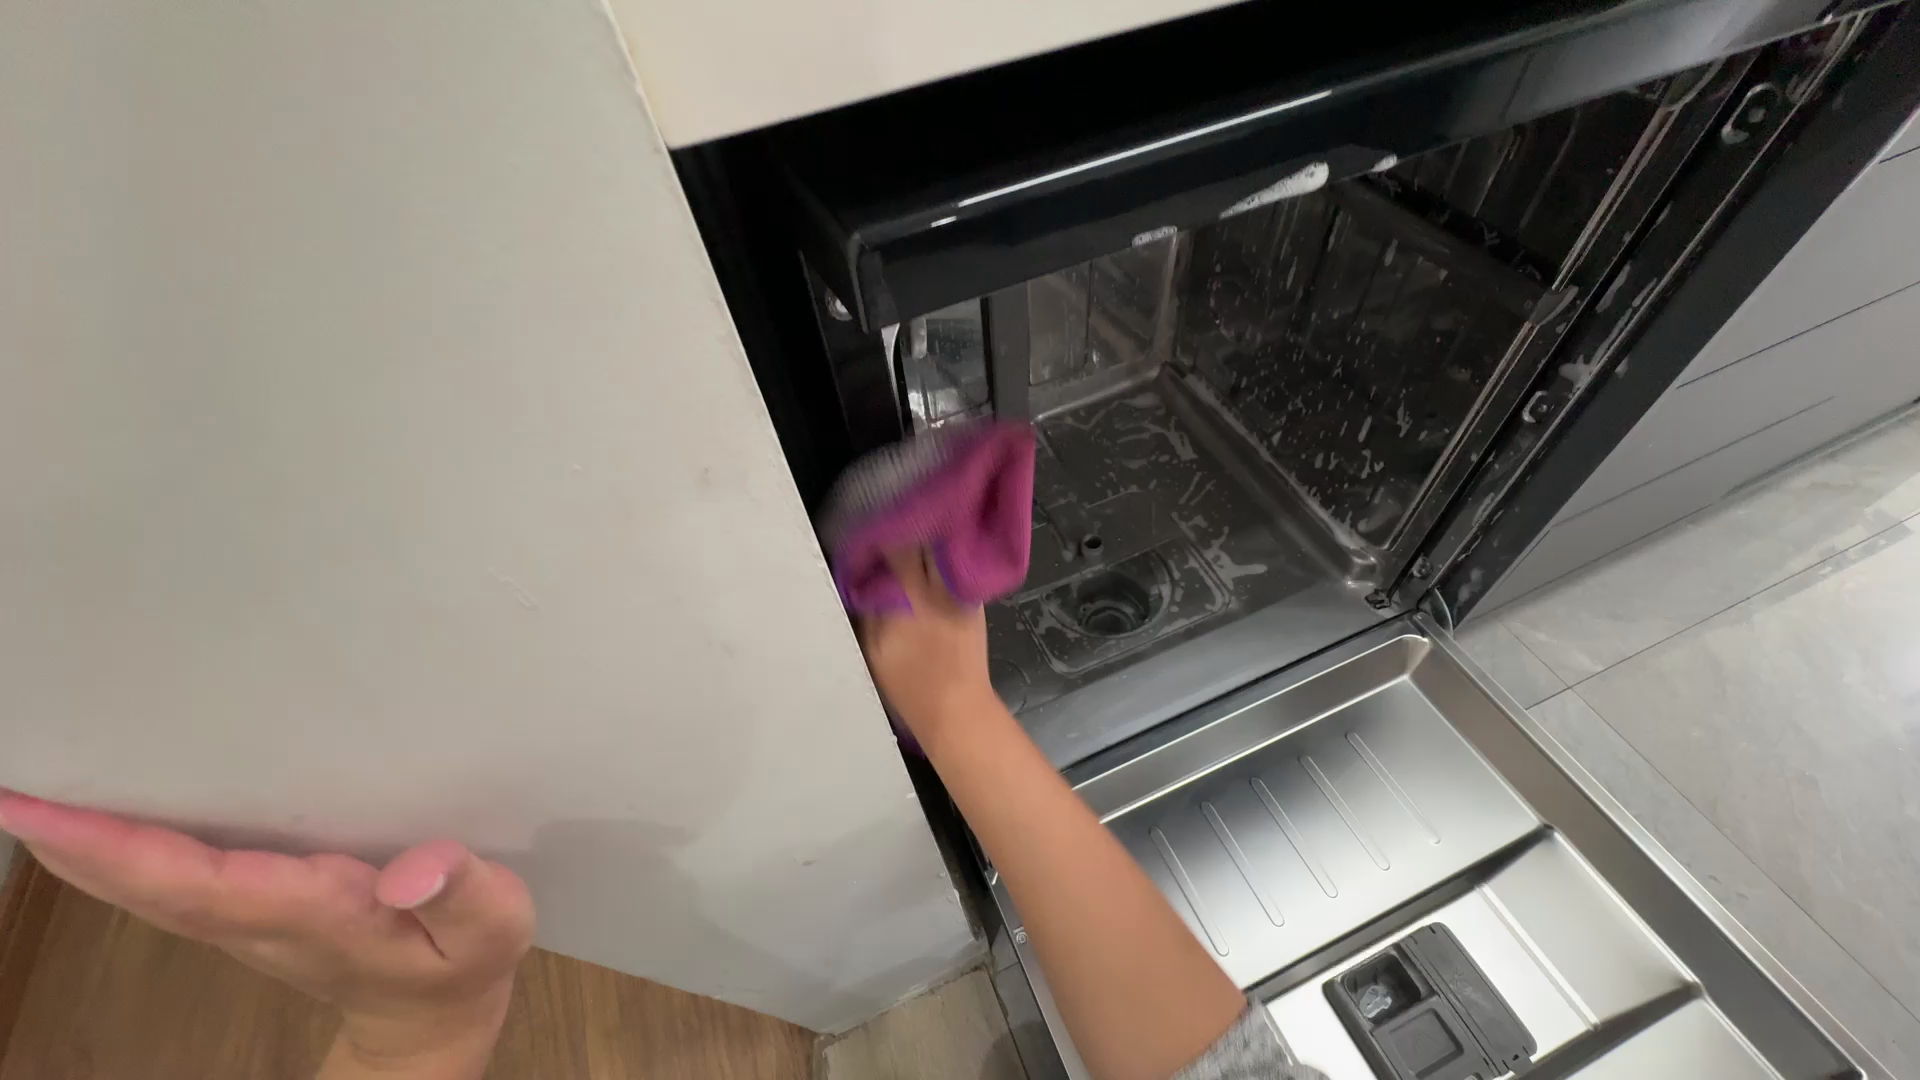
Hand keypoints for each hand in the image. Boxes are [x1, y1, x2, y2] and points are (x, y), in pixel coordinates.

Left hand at [0, 791, 533, 1077]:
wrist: (431, 1019)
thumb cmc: (464, 965)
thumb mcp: (490, 931)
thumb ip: (462, 895)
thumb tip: (412, 868)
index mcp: (319, 918)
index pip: (206, 886)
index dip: (123, 851)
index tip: (43, 810)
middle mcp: (266, 921)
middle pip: (154, 888)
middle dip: (79, 842)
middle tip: (20, 784)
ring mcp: (256, 922)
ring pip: (155, 886)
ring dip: (92, 846)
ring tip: (48, 789)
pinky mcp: (265, 910)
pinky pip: (182, 881)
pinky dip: (134, 852)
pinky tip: (122, 820)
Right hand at [857, 548, 996, 749]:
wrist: (956, 706)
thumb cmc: (909, 684)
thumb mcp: (874, 651)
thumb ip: (870, 611)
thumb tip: (866, 582)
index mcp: (908, 596)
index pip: (897, 550)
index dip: (884, 540)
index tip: (872, 542)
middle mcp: (937, 588)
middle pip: (925, 544)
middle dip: (910, 536)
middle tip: (895, 537)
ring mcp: (960, 594)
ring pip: (944, 555)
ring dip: (930, 546)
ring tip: (916, 546)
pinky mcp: (975, 604)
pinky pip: (958, 573)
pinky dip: (946, 565)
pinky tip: (935, 568)